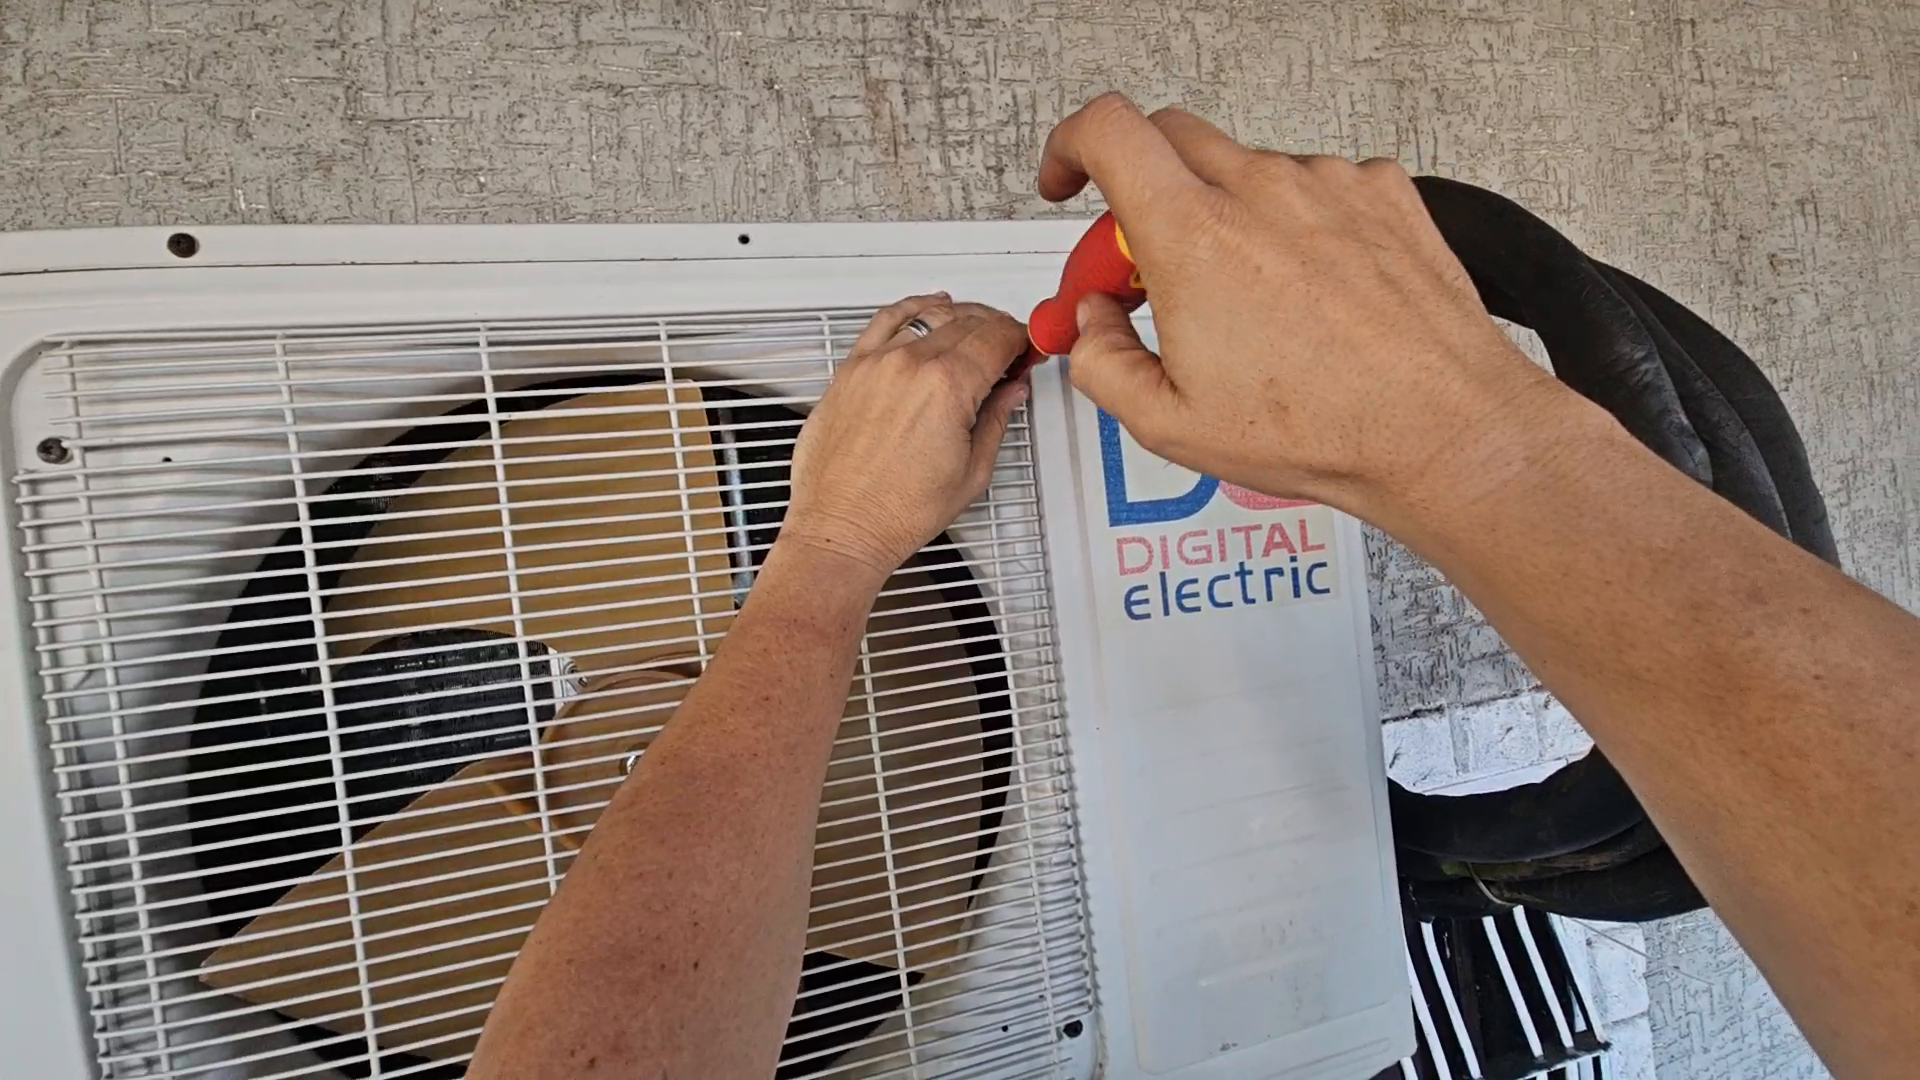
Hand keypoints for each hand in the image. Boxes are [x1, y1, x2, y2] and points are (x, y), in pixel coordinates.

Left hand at [780, 294, 1030, 579]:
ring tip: (975, 329)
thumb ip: (997, 421)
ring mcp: (876, 364)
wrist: (844, 528)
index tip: (1026, 349)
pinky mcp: (850, 371)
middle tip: (1007, 349)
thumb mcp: (971, 473)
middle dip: (996, 330)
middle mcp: (910, 366)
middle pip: (968, 323)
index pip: (997, 339)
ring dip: (961, 318)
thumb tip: (1010, 394)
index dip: (1021, 340)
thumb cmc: (897, 513)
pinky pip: (884, 321)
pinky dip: (911, 307)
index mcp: (947, 388)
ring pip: (930, 318)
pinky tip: (928, 306)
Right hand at [1040, 94, 1570, 521]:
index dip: (1070, 147)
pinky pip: (1304, 185)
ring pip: (1236, 171)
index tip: (1066, 179)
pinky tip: (1292, 289)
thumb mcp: (1166, 422)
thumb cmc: (1319, 424)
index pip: (1109, 132)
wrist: (1435, 426)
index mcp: (1195, 240)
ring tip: (1232, 303)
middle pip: (1167, 143)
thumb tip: (1092, 324)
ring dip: (1211, 219)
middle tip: (1139, 270)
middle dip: (1132, 201)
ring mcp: (1326, 185)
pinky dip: (1278, 224)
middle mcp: (1260, 192)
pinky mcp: (1378, 193)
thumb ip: (1099, 362)